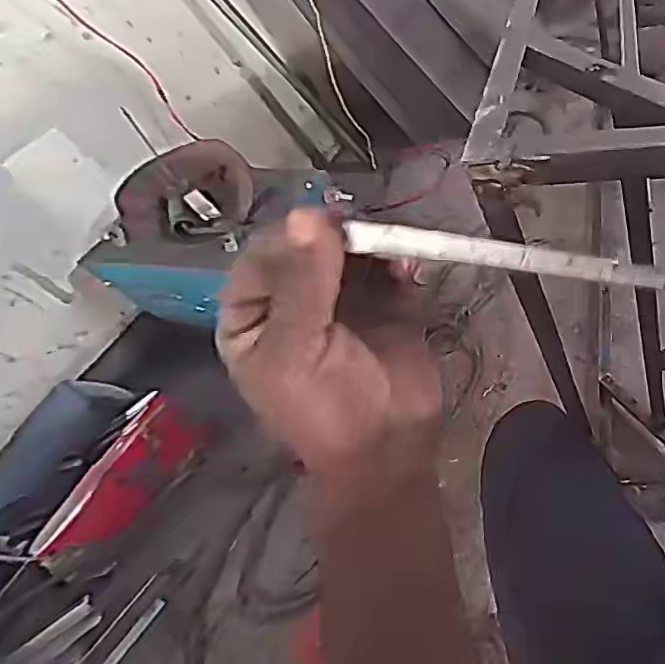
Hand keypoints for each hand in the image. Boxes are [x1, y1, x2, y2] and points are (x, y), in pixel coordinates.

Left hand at [217, 209, 440, 487]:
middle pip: (315, 246)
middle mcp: (299, 298)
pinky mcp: (390, 303)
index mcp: (256, 312)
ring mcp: (347, 299)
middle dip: (343, 237)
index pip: (268, 254)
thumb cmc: (326, 409)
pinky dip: (401, 261)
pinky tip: (408, 269)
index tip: (332, 223)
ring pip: (357, 253)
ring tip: (396, 252)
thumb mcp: (299, 349)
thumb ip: (306, 281)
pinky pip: (391, 269)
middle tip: (372, 234)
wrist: (391, 447)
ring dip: (376, 246)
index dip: (297, 235)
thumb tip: (308, 216)